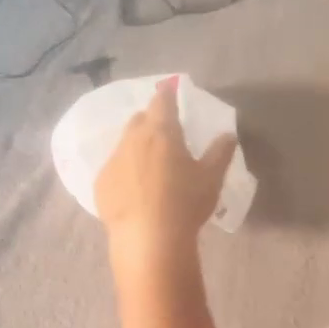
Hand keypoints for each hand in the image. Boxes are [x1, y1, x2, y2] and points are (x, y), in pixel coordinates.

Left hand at [95, 77, 238, 248]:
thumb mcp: (211, 177)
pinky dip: (126, 168)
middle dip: (151, 118)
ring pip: (125, 142)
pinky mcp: (101, 183)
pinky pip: (114, 166)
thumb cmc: (185, 202)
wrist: (148, 238)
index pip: (162, 101)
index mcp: (162, 132)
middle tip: (165, 130)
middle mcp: (133, 140)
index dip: (167, 93)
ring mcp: (113, 161)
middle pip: (139, 119)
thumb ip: (220, 152)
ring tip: (150, 160)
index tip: (171, 89)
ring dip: (137, 144)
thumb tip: (227, 135)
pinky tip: (136, 187)